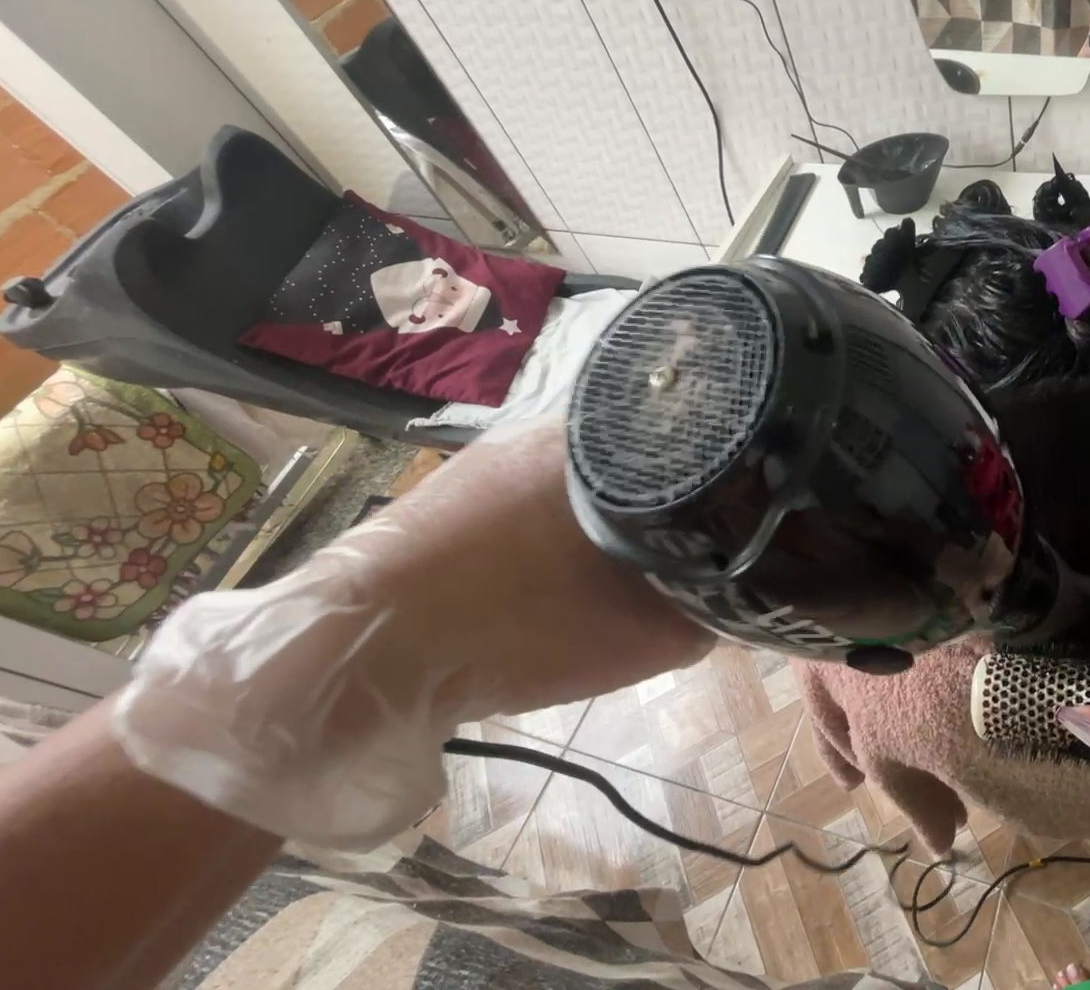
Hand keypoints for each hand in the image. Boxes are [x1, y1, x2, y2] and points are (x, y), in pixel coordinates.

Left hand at [113, 417, 712, 849]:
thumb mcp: (636, 642)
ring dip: (619, 511)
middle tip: (690, 549)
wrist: (351, 659)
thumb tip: (733, 602)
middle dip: (674, 499)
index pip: (698, 438)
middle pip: (649, 454)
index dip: (726, 480)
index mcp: (605, 447)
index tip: (739, 517)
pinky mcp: (460, 485)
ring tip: (631, 561)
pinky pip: (543, 491)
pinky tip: (562, 566)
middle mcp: (553, 431)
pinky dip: (568, 521)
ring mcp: (499, 453)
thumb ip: (702, 616)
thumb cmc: (510, 634)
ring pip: (596, 474)